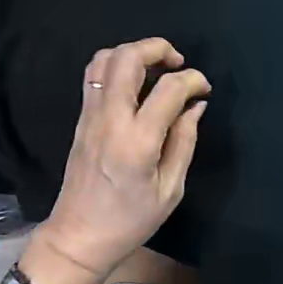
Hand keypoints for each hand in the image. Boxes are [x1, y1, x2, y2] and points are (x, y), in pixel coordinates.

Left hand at [26, 38, 208, 283]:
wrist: (78, 236)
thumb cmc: (129, 220)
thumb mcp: (170, 190)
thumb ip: (184, 141)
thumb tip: (195, 105)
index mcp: (137, 141)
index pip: (168, 88)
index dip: (193, 79)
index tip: (205, 88)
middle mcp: (110, 118)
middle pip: (127, 58)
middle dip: (157, 48)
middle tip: (178, 62)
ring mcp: (90, 114)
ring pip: (105, 59)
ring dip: (134, 52)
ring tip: (156, 67)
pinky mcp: (81, 117)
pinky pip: (94, 75)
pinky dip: (117, 64)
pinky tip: (136, 81)